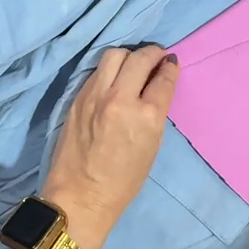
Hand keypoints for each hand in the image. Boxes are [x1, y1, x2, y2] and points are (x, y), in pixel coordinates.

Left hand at [42, 45, 179, 248]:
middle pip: (140, 58)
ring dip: (128, 56)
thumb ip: (155, 111)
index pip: (163, 78)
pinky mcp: (77, 97)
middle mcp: (121, 98)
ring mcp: (95, 95)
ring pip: (114, 54)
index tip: (171, 62)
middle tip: (156, 57)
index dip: (170, 67)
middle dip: (153, 53)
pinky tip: (113, 78)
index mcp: (145, 116)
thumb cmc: (123, 181)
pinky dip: (109, 69)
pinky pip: (97, 70)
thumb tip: (157, 87)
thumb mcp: (152, 146)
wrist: (80, 195)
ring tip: (133, 65)